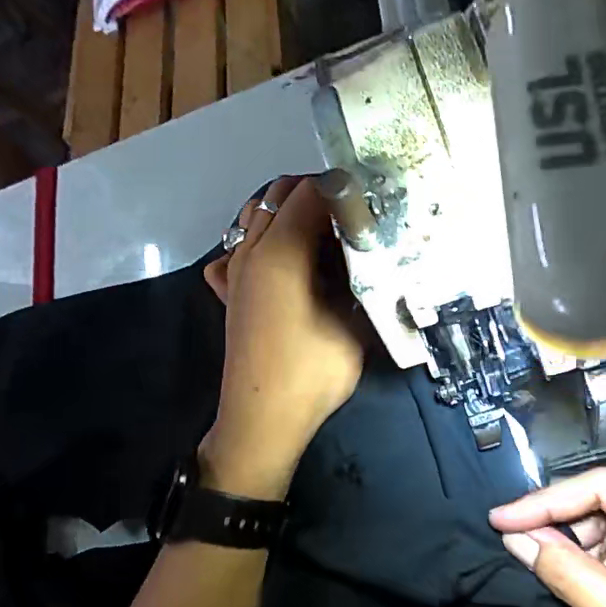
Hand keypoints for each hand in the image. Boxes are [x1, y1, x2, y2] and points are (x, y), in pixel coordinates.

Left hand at [199, 176, 366, 498]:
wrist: (263, 417)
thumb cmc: (312, 371)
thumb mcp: (354, 324)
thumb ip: (362, 280)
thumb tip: (370, 253)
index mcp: (283, 251)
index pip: (313, 191)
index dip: (347, 189)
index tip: (375, 202)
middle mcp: (252, 249)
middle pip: (279, 193)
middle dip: (318, 193)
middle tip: (355, 216)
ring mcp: (235, 269)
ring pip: (256, 214)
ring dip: (288, 211)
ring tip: (324, 233)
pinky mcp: (229, 290)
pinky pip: (238, 246)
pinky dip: (259, 239)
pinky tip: (281, 261)